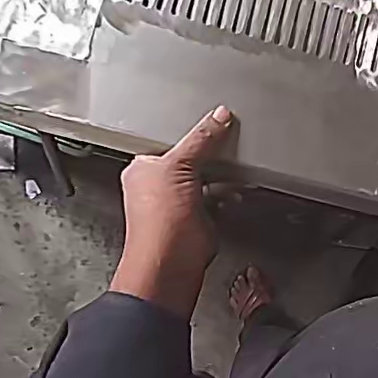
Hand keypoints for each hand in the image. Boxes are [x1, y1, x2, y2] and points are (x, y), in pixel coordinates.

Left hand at [109, 106, 236, 318]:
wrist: (172, 261)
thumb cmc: (159, 222)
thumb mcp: (178, 165)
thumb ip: (201, 139)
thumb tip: (218, 117)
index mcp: (143, 169)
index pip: (167, 141)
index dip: (187, 132)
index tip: (209, 121)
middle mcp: (158, 186)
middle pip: (189, 159)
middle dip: (208, 154)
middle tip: (225, 139)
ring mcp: (179, 203)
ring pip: (205, 179)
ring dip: (220, 174)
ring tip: (234, 163)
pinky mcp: (199, 217)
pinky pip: (217, 197)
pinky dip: (227, 193)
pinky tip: (234, 190)